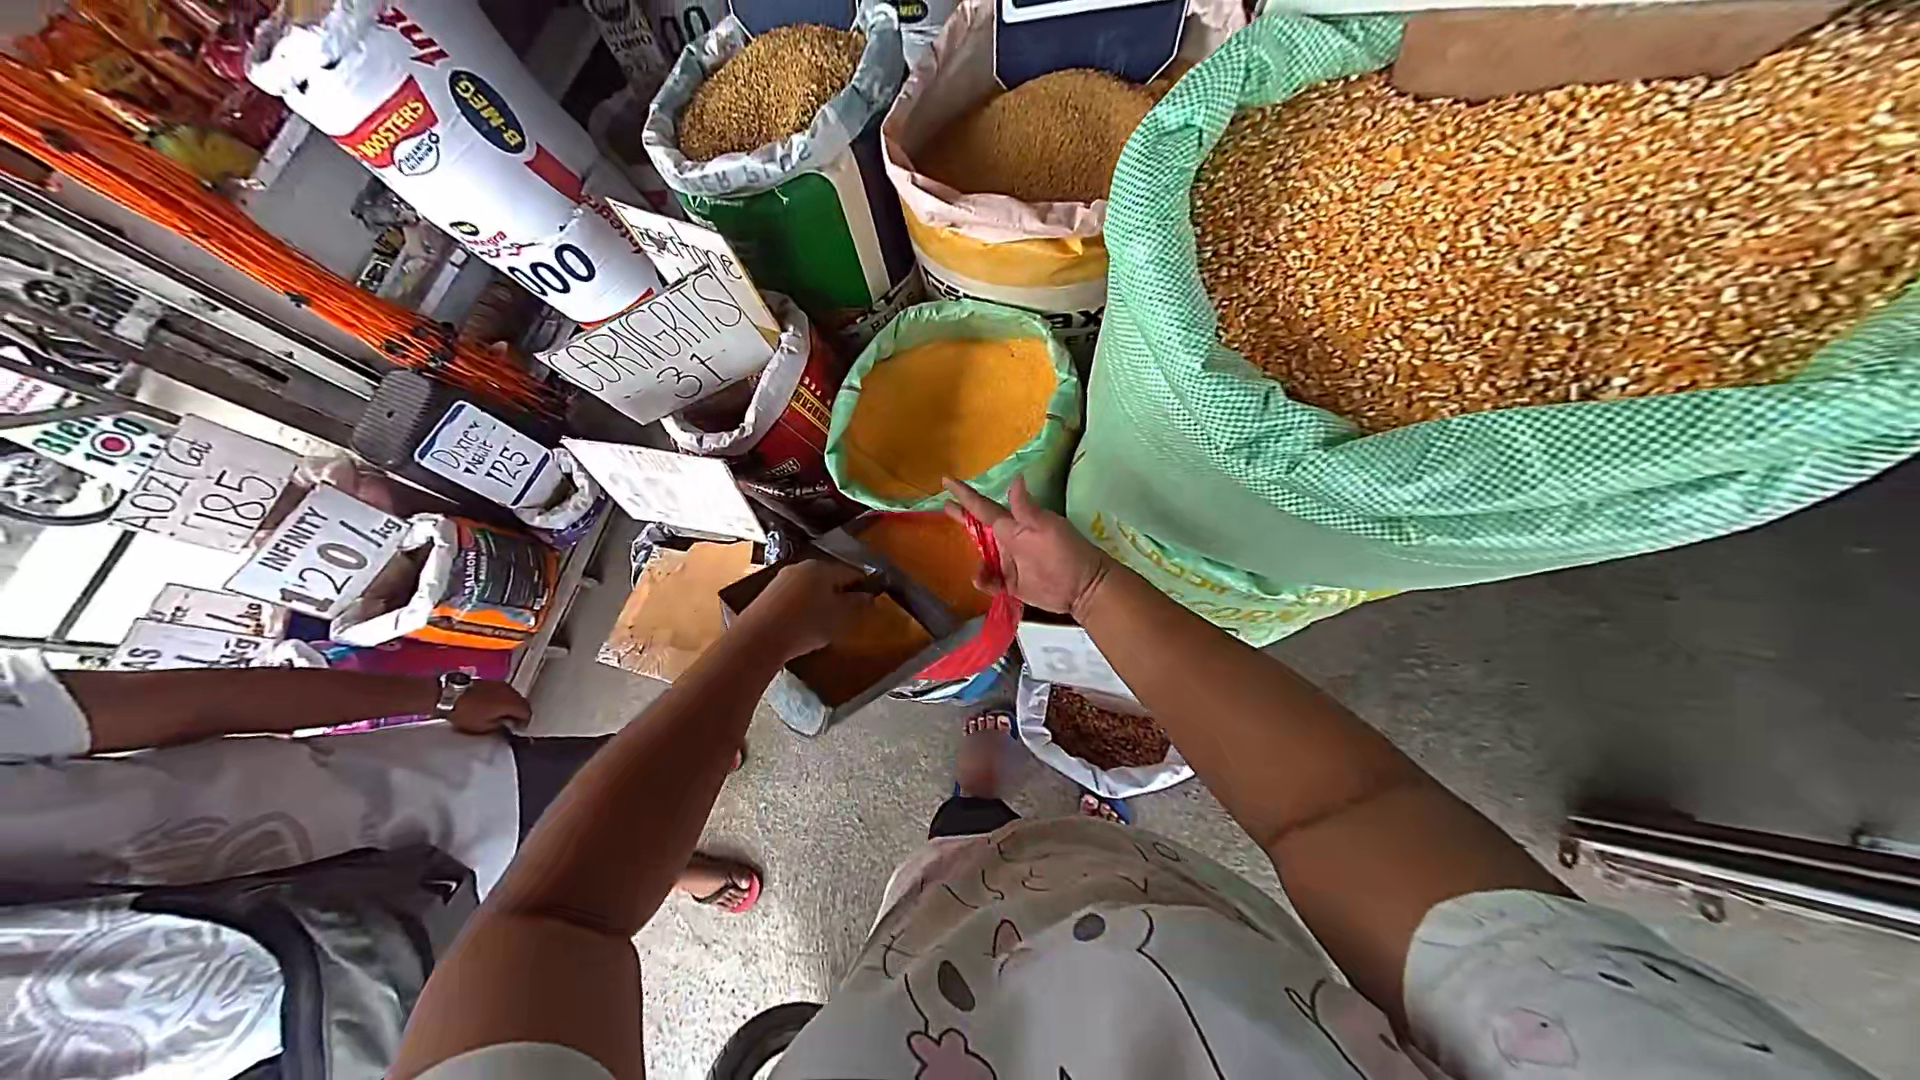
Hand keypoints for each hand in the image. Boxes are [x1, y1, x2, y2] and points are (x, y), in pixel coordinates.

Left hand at [448, 679, 531, 735]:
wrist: (448, 695)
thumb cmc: (467, 713)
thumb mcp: (484, 727)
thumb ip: (501, 727)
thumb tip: (508, 727)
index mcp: (513, 703)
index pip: (527, 713)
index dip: (523, 724)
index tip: (515, 730)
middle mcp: (511, 691)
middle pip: (521, 704)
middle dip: (517, 714)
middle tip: (508, 724)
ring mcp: (501, 684)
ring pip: (512, 697)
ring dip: (509, 706)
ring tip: (498, 715)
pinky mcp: (491, 682)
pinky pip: (502, 692)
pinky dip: (500, 699)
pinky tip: (490, 705)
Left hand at [735, 558, 876, 661]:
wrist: (758, 638)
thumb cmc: (806, 624)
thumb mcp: (841, 617)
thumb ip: (858, 604)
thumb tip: (868, 596)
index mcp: (822, 567)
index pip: (852, 572)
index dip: (864, 586)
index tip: (870, 602)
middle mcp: (801, 567)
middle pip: (829, 579)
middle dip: (841, 594)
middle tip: (848, 616)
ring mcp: (782, 580)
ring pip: (811, 588)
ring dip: (821, 602)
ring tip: (825, 624)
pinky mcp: (767, 595)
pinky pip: (794, 598)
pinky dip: (803, 609)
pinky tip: (803, 626)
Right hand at [943, 476, 1111, 618]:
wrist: (1083, 588)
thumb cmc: (1066, 553)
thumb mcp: (1045, 528)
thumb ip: (1025, 508)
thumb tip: (1016, 477)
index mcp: (1013, 525)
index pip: (983, 507)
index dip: (965, 494)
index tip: (946, 480)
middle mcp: (1007, 541)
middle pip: (978, 529)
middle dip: (962, 518)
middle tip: (944, 507)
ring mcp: (1008, 563)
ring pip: (981, 558)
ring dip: (977, 563)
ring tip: (981, 573)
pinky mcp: (1010, 584)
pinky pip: (989, 581)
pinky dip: (984, 581)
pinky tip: (984, 582)